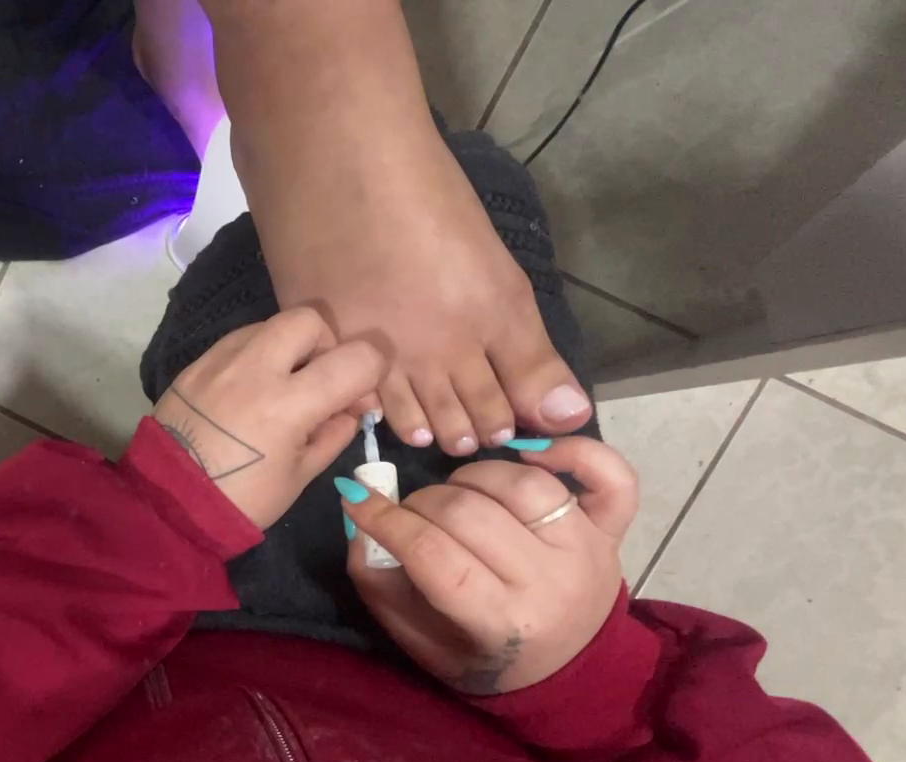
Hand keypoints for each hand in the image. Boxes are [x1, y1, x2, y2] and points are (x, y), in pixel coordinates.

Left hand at [154, 308, 385, 529]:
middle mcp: (253, 370)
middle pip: (307, 320)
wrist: (167, 506)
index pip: (356, 358)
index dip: (371, 375)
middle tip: (317, 380)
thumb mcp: (299, 477)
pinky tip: (245, 392)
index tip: (357, 400)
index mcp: (288, 403)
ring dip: (284, 348)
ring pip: (266, 326)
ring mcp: (217, 364)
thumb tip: (350, 409)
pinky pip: (232, 344)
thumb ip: (333, 434)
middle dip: (324, 345)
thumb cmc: (240, 501)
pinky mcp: (191, 369)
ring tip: (278, 387)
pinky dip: (250, 358)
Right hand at [261, 128, 594, 454]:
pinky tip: (377, 416)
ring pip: (414, 416)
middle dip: (476, 431)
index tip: (519, 430)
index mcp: (493, 321)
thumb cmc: (425, 195)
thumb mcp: (497, 263)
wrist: (341, 171)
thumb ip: (527, 345)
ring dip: (430, 428)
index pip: (519, 399)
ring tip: (433, 437)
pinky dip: (375, 412)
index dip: (522, 419)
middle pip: (466, 414)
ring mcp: (384, 357)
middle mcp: (440, 352)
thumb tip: (569, 414)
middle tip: (474, 447)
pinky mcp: (335, 354)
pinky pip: (361, 403)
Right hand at [339, 437, 636, 693]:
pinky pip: (611, 476)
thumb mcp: (408, 632)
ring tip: (454, 493)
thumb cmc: (470, 656)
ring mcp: (588, 553)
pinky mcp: (613, 532)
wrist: (558, 673)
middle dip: (420, 503)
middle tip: (407, 513)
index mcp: (497, 620)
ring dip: (472, 476)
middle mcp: (550, 583)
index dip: (385, 520)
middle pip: (469, 513)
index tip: (355, 498)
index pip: (431, 553)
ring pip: (523, 484)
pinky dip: (572, 452)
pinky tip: (529, 454)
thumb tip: (358, 509)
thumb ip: (375, 576)